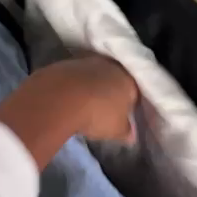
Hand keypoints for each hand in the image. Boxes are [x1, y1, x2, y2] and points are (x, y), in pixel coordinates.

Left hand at [0, 56, 136, 168]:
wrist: (61, 97)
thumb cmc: (97, 114)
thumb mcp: (116, 130)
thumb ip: (126, 131)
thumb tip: (131, 134)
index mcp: (128, 79)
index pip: (135, 91)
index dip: (130, 103)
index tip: (125, 115)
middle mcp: (111, 65)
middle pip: (114, 78)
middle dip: (111, 91)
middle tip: (106, 108)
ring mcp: (87, 61)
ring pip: (95, 74)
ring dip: (92, 85)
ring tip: (86, 103)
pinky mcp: (66, 63)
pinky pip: (76, 75)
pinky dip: (75, 84)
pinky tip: (70, 97)